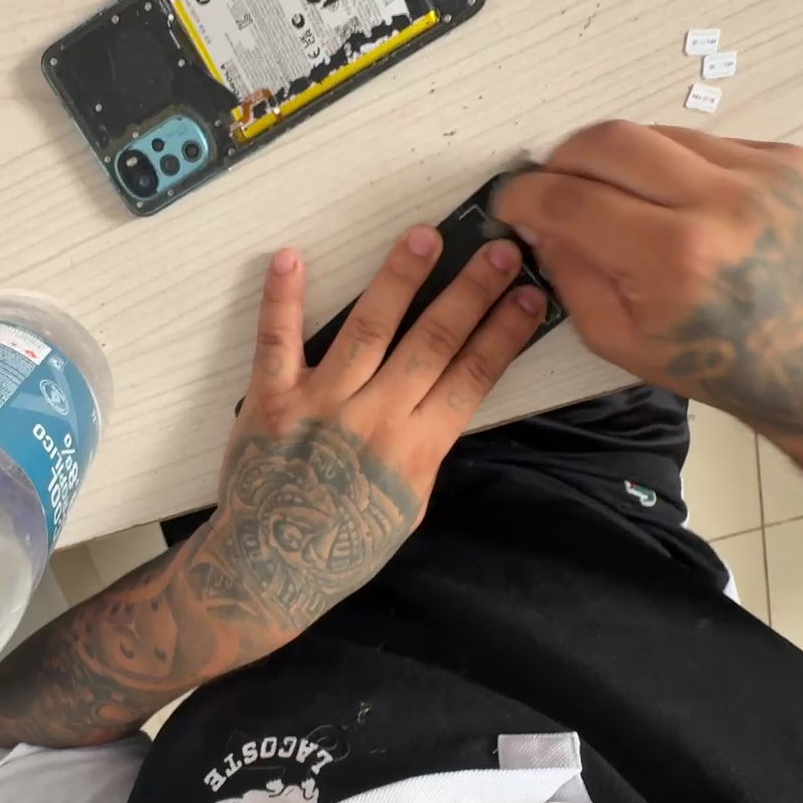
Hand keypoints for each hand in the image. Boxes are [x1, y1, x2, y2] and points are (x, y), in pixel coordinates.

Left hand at [214, 227, 546, 626]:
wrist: (271, 566)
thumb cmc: (345, 544)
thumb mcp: (407, 503)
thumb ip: (425, 446)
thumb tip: (444, 395)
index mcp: (416, 448)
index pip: (472, 376)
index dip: (505, 331)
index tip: (532, 295)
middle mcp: (374, 417)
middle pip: (433, 342)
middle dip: (472, 292)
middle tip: (502, 249)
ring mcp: (320, 403)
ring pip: (368, 329)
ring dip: (400, 279)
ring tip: (425, 236)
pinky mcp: (271, 398)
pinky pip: (276, 342)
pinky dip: (282, 299)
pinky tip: (290, 257)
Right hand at [494, 121, 802, 439]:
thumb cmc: (709, 363)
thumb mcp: (615, 338)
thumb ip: (569, 273)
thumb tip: (537, 222)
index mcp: (672, 258)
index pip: (571, 200)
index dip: (523, 195)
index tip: (507, 201)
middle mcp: (720, 200)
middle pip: (608, 141)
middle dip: (560, 160)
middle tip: (550, 189)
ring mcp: (762, 172)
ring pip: (652, 134)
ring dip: (612, 162)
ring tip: (610, 201)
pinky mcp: (788, 158)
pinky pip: (697, 142)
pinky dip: (663, 166)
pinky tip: (667, 204)